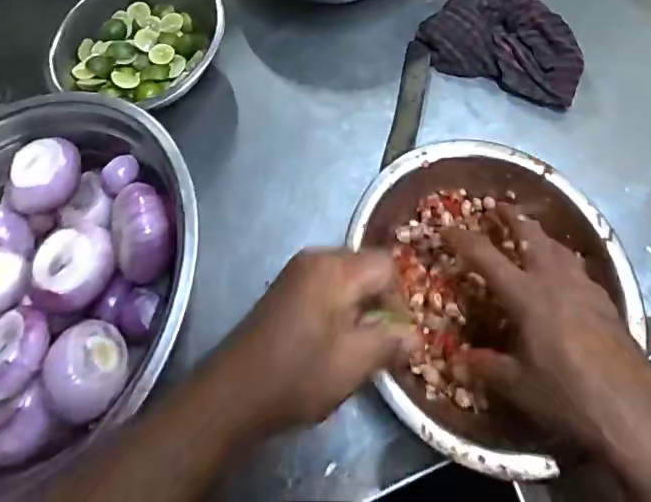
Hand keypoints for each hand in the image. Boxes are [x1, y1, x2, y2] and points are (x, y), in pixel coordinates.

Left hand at [205, 249, 415, 434]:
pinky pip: (325, 284)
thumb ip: (389, 343)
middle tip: (379, 341)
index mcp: (333, 268)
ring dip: (358, 304)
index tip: (397, 334)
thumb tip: (416, 335)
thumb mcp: (352, 363)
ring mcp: (296, 271)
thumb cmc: (298, 375)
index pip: (386, 265)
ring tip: (355, 344)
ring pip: (345, 276)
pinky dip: (337, 305)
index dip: (399, 298)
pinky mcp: (284, 287)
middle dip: (379, 300)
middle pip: (365, 266)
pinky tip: (330, 339)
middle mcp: (315, 258)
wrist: (234, 391)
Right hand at [448, 214, 650, 501]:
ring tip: (534, 234)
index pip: (486, 256)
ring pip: (559, 248)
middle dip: (512, 217)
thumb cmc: (569, 395)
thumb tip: (459, 360)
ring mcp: (585, 289)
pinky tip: (568, 275)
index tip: (448, 229)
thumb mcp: (519, 386)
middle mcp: (554, 280)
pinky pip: (580, 269)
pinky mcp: (608, 303)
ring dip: (542, 236)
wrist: (633, 410)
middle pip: (531, 235)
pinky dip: (566, 261)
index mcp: (526, 294)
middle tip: (499, 206)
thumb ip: (487, 367)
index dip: (463, 239)